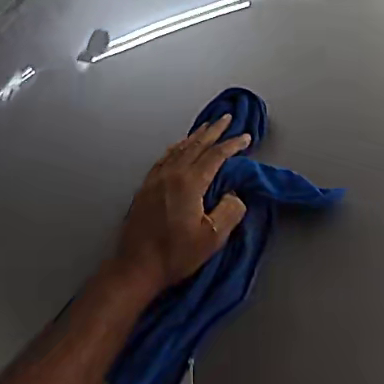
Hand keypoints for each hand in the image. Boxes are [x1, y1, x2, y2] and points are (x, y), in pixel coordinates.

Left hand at [108, 115, 250, 292]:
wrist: (137, 264)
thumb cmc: (176, 254)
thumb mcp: (212, 238)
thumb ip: (229, 211)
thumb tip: (235, 195)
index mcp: (189, 183)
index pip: (215, 156)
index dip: (232, 145)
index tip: (246, 138)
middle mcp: (170, 174)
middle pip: (195, 146)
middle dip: (213, 131)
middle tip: (226, 119)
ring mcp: (155, 179)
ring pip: (179, 149)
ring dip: (195, 137)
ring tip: (206, 128)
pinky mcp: (146, 187)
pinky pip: (164, 157)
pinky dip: (176, 148)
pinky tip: (178, 147)